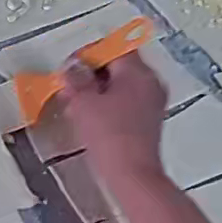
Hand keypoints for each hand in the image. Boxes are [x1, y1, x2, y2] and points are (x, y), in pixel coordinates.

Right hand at [57, 50, 167, 179]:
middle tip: (69, 83)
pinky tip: (88, 114)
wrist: (132, 173)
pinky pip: (126, 99)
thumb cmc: (108, 133)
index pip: (113, 48)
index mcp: (138, 73)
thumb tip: (72, 68)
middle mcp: (150, 82)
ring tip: (75, 100)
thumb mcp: (83, 101)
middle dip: (91, 71)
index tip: (69, 67)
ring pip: (121, 83)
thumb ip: (75, 79)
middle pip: (118, 65)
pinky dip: (107, 101)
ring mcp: (152, 101)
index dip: (88, 54)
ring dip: (97, 87)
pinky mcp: (148, 119)